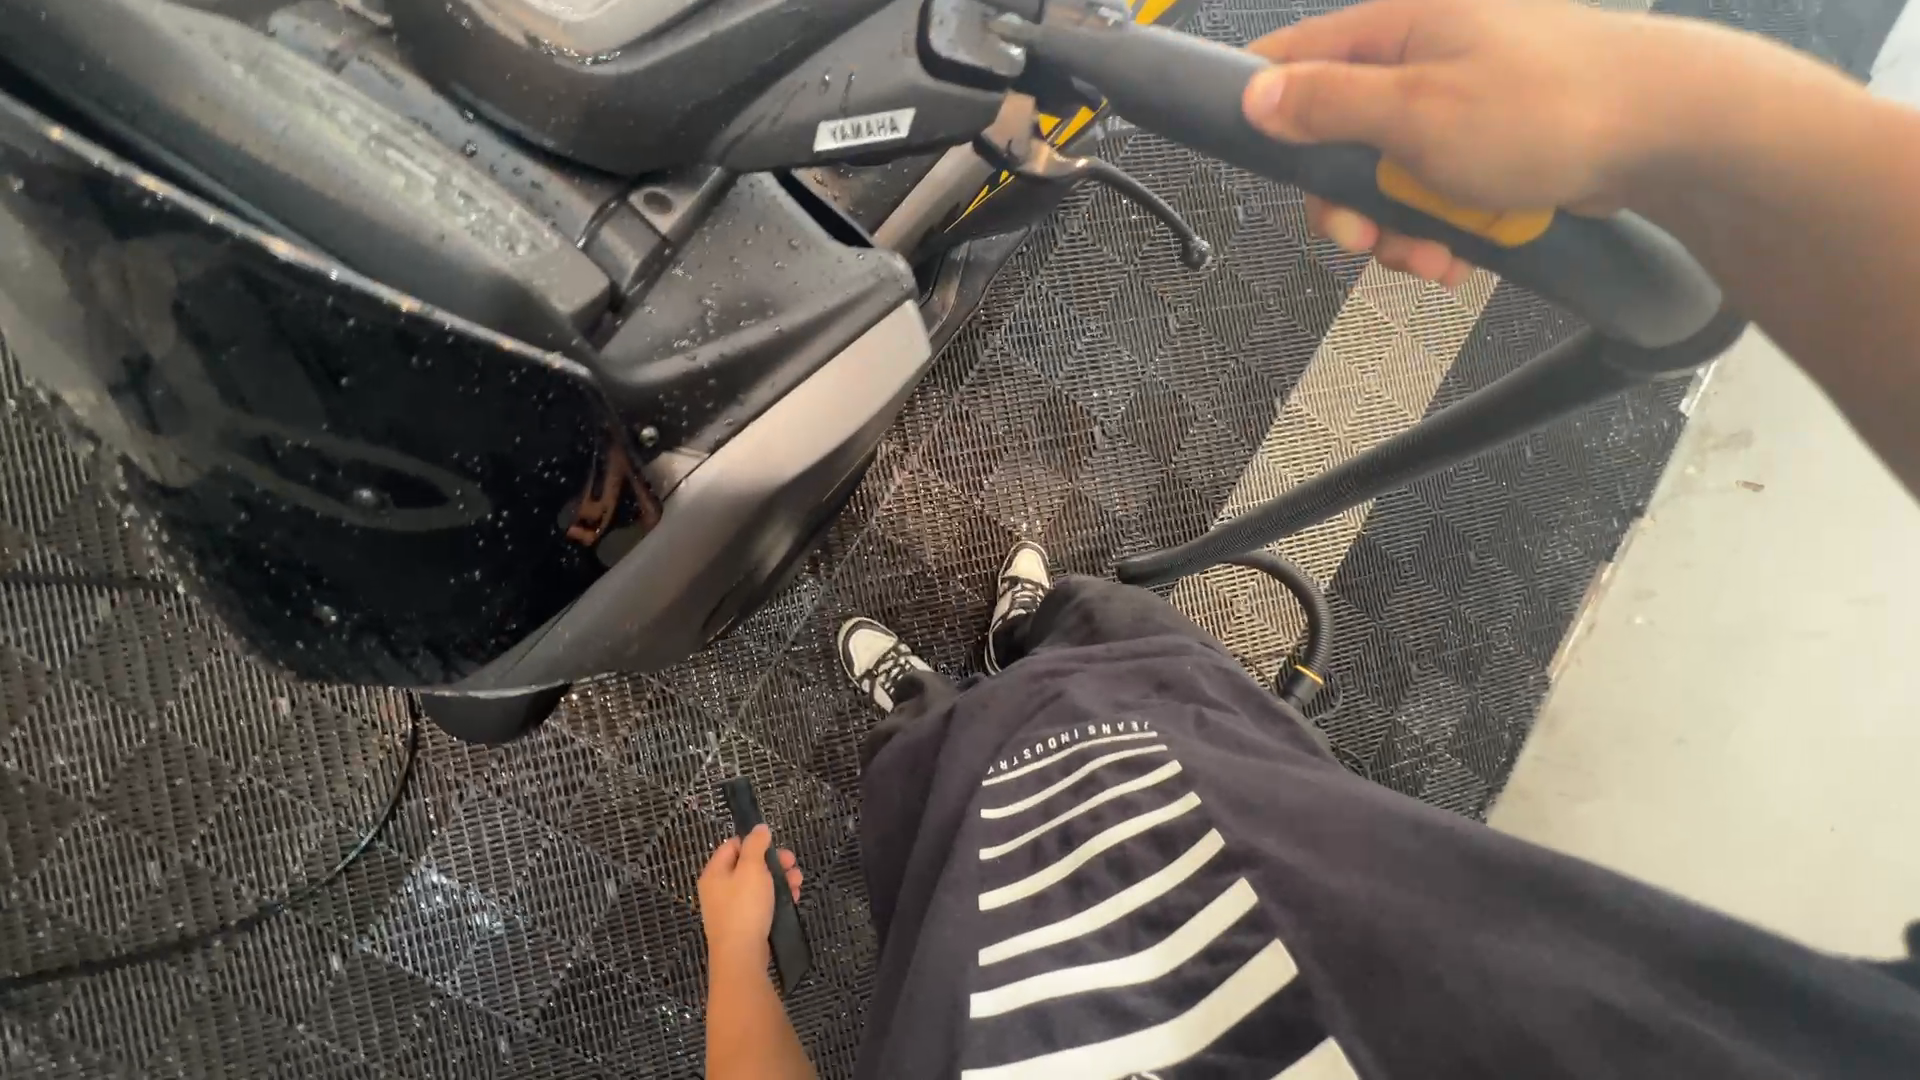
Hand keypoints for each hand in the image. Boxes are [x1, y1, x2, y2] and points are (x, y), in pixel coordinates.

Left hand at [698, 825, 802, 972]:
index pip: (733, 845)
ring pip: (758, 884)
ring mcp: (730, 908)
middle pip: (748, 865)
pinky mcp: (743, 924)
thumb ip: (756, 844)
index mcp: (715, 873)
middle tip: (792, 864)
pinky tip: (793, 898)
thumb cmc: (744, 907)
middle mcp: (719, 889)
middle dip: (774, 862)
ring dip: (780, 879)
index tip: (774, 846)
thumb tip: (759, 828)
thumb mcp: (752, 868)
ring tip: (798, 883)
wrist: (742, 957)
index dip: (754, 842)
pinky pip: (761, 903)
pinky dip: (776, 898)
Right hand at [1237, 0, 1792, 283]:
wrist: (1672, 134)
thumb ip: (1329, 104)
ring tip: (1429, 258)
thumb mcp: (1416, 112)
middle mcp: (1417, 64)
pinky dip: (1429, 232)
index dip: (1263, 104)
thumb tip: (1255, 94)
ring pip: (1377, 182)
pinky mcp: (1476, 147)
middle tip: (1362, 240)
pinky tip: (1454, 253)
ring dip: (1392, 233)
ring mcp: (1449, 107)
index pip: (1296, 56)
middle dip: (1343, 205)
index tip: (1255, 158)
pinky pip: (1423, 195)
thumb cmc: (1543, 112)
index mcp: (1397, 32)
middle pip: (1333, 143)